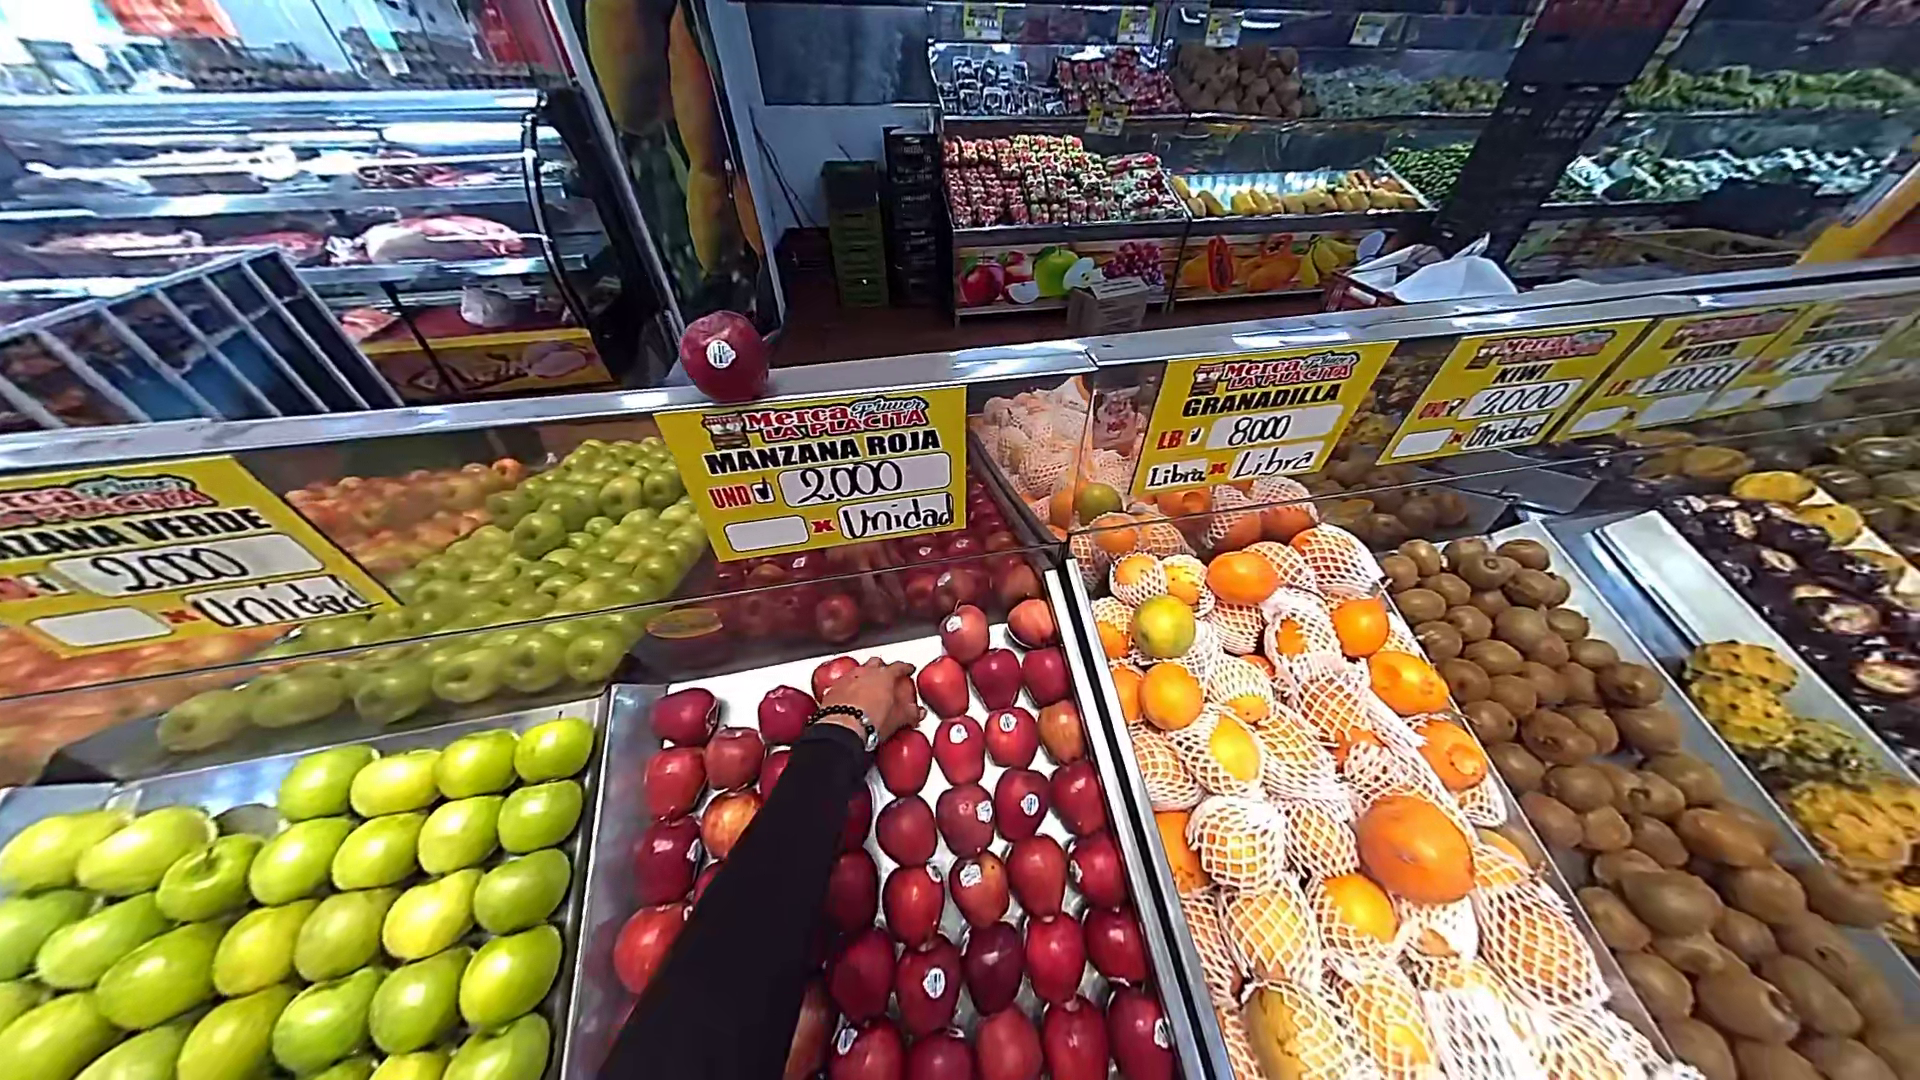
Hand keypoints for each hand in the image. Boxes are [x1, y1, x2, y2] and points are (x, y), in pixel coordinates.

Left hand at [820, 658, 922, 741]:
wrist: (842, 729)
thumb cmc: (871, 721)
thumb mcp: (899, 719)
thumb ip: (911, 712)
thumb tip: (918, 712)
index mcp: (885, 675)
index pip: (899, 666)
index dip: (905, 668)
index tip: (908, 670)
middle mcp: (865, 672)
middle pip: (876, 663)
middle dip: (882, 668)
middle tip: (887, 678)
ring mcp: (847, 678)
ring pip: (858, 671)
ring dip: (864, 676)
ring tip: (868, 688)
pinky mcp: (832, 689)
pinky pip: (843, 683)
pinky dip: (848, 687)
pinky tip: (849, 697)